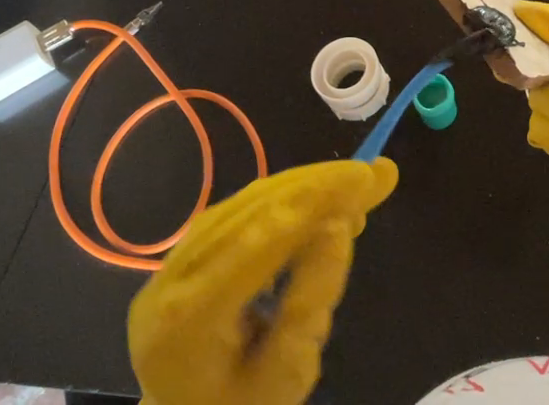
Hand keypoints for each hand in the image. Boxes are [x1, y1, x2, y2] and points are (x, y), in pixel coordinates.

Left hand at [128, 158, 397, 404]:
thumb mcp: (284, 376)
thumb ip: (310, 303)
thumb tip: (339, 227)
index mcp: (191, 316)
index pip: (261, 240)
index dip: (316, 202)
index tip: (367, 178)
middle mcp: (173, 279)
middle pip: (253, 212)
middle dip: (319, 186)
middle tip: (377, 172)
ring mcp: (171, 265)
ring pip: (245, 204)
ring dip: (306, 188)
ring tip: (357, 185)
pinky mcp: (183, 257)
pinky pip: (238, 214)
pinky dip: (284, 201)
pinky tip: (320, 201)